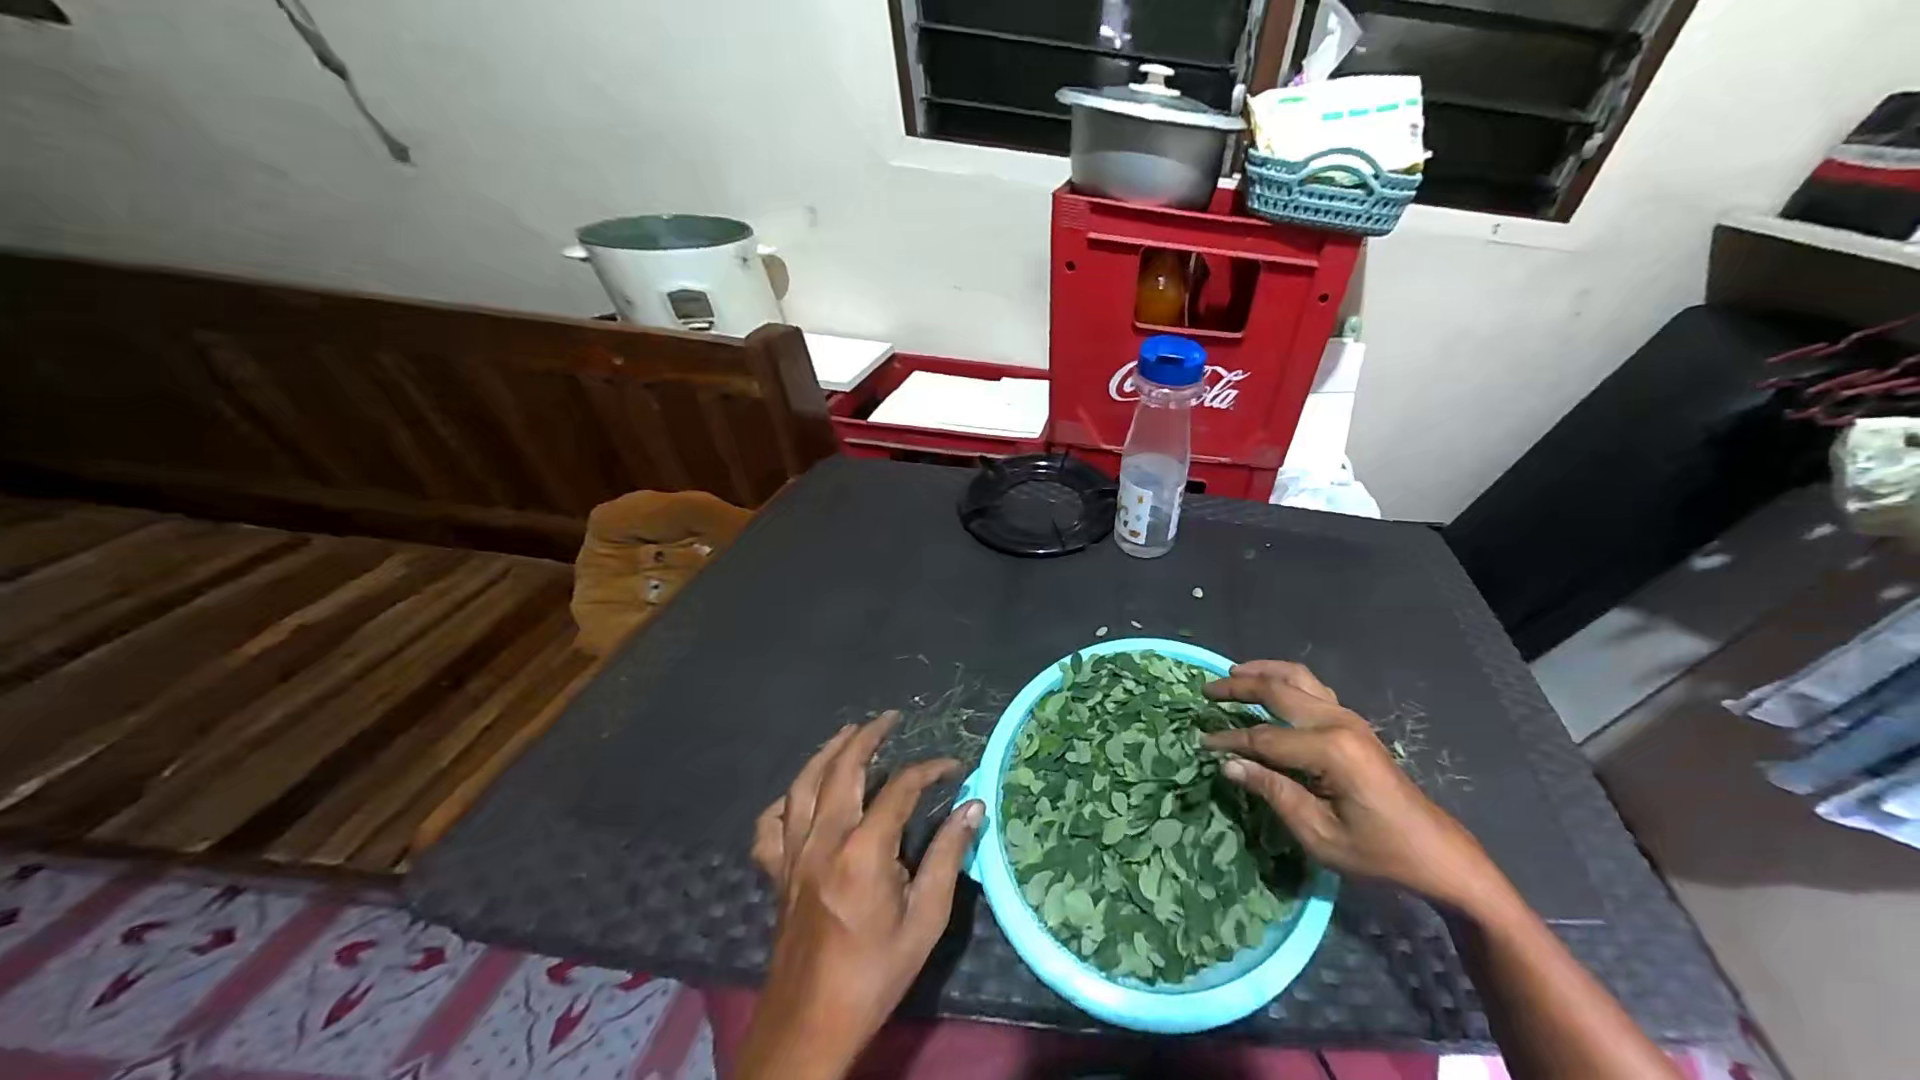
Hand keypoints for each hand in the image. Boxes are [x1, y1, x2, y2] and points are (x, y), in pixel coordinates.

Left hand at [738, 711, 984, 1079]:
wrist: (812, 1021)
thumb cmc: (876, 973)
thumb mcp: (925, 919)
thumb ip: (947, 856)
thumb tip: (973, 808)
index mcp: (863, 851)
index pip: (900, 789)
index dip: (929, 770)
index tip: (955, 766)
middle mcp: (822, 840)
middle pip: (842, 769)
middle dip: (868, 736)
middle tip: (890, 718)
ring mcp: (792, 854)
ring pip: (803, 785)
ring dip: (826, 752)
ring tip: (848, 733)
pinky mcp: (776, 872)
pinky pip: (771, 825)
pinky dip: (785, 800)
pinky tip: (801, 793)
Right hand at [1201, 661, 1506, 915]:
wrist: (1438, 855)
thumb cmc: (1378, 852)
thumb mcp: (1318, 834)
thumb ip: (1272, 792)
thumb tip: (1229, 764)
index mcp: (1330, 750)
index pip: (1263, 736)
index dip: (1229, 740)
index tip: (1202, 743)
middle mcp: (1339, 722)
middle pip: (1277, 691)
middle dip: (1238, 688)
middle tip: (1207, 691)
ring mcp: (1349, 718)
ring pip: (1297, 677)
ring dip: (1262, 673)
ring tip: (1232, 673)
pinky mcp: (1354, 724)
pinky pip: (1312, 687)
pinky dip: (1284, 680)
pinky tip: (1269, 685)